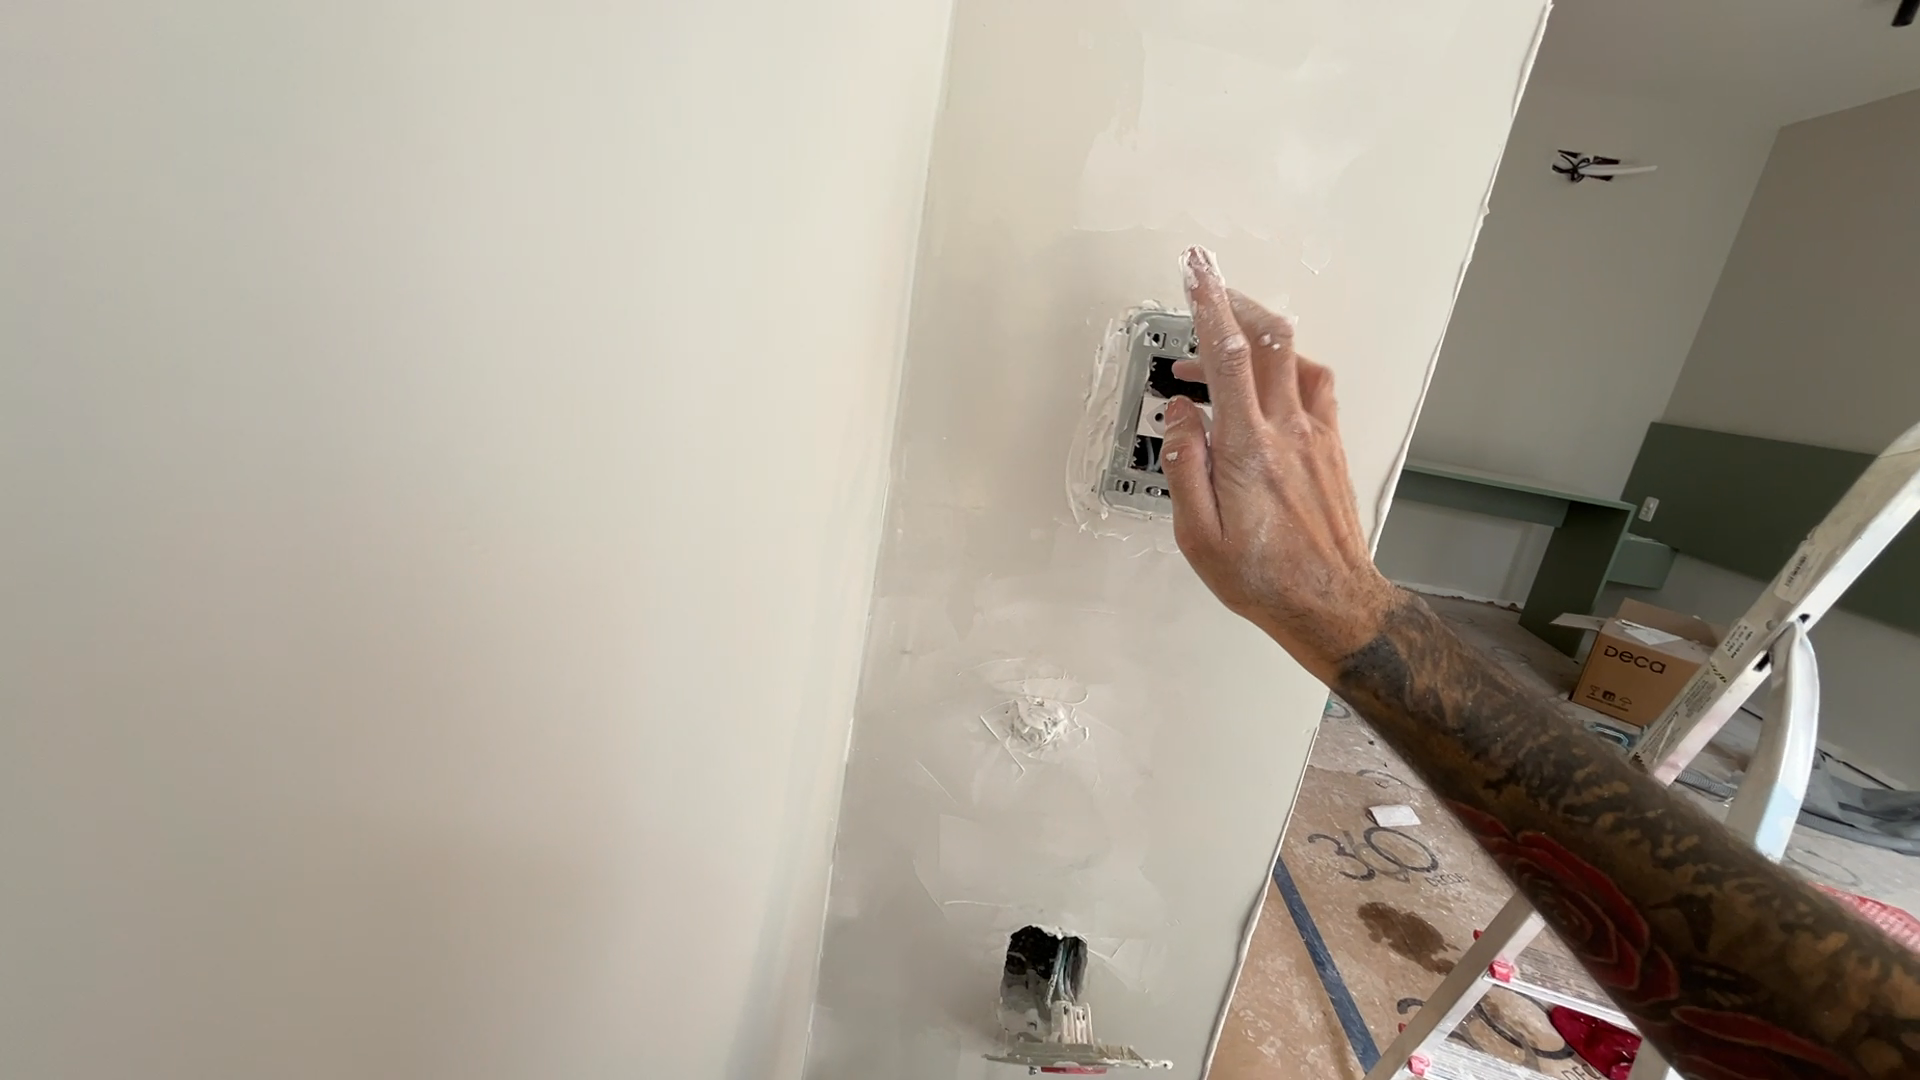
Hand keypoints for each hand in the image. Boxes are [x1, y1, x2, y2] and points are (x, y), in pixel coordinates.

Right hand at [1161, 246, 1398, 678]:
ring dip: (1257, 333)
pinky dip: (1286, 364)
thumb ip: (1186, 466)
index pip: (1229, 358)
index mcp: (1247, 451)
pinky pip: (1314, 383)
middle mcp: (1286, 431)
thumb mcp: (1198, 535)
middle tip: (1205, 286)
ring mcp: (1315, 434)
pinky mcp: (1331, 444)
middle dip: (1235, 300)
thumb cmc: (1260, 576)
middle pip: (1270, 338)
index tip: (1195, 271)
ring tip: (1219, 344)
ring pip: (1295, 355)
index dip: (1210, 306)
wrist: (1331, 602)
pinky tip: (1267, 378)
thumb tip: (1181, 412)